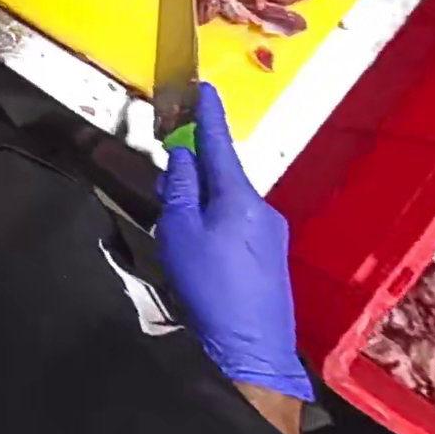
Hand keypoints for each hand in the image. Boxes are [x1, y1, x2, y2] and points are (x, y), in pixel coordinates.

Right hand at [156, 83, 313, 401]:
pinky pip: (235, 219)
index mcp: (238, 198)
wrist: (251, 344)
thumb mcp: (179, 230)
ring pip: (227, 198)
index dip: (209, 117)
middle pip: (222, 174)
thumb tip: (181, 155)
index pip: (220, 146)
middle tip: (165, 171)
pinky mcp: (267, 253)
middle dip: (194, 166)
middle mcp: (261, 208)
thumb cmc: (207, 282)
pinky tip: (195, 236)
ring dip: (200, 194)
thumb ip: (179, 188)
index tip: (205, 89)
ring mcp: (269, 232)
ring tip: (174, 214)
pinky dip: (211, 214)